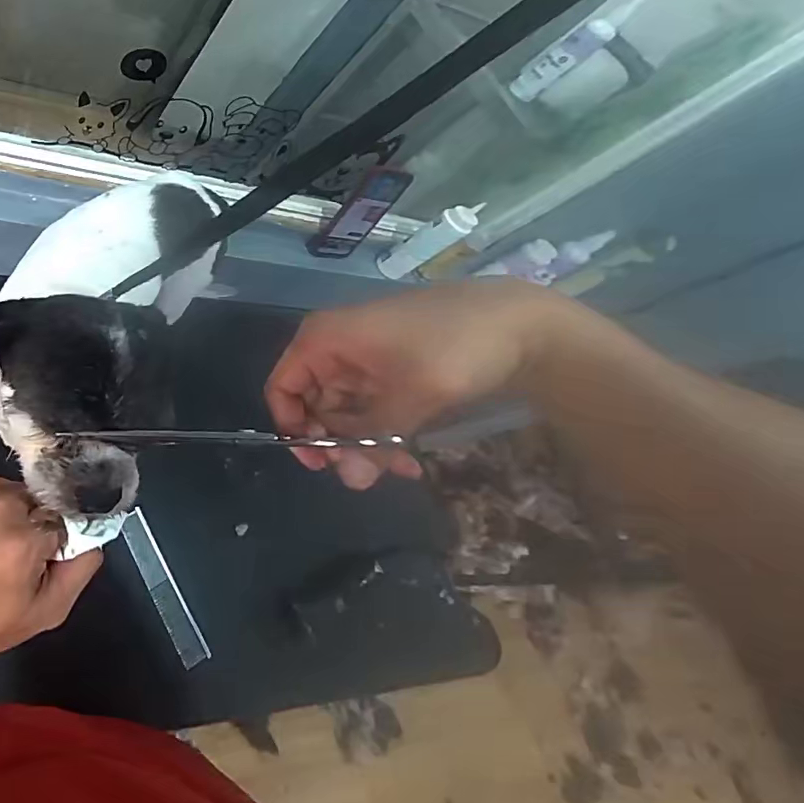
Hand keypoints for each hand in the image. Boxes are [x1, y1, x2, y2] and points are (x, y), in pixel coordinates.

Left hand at [0, 476, 101, 678]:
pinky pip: (1, 487)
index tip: (49, 560)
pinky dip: (0, 505)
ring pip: (25, 495)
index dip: (62, 543)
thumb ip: (82, 568)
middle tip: (22, 559)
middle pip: (47, 505)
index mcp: (27, 540)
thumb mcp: (48, 612)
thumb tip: (93, 536)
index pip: (71, 521)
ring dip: (22, 515)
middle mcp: (5, 507)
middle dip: (42, 528)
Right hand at [266, 279, 582, 488]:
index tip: (322, 463)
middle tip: (371, 473)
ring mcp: (364, 357)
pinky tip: (411, 459)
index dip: (293, 429)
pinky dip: (385, 433)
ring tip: (401, 469)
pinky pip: (372, 407)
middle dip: (339, 444)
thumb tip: (349, 481)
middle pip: (314, 405)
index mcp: (324, 339)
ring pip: (346, 412)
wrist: (521, 321)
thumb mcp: (408, 397)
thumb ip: (371, 439)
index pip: (282, 388)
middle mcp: (336, 346)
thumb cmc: (454, 347)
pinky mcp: (389, 368)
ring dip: (367, 445)